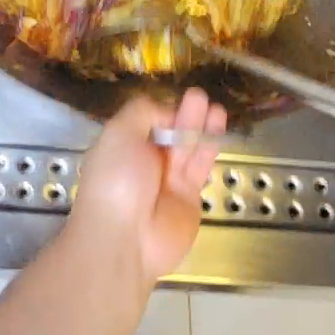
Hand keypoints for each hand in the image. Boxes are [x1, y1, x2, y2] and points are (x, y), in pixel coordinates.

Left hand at [68, 90, 225, 282]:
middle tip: (199, 96)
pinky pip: (201, 165)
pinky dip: (210, 144)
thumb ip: (143, 113)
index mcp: (122, 146)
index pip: (145, 122)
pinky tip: (218, 125)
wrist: (125, 237)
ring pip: (188, 145)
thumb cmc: (115, 179)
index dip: (162, 111)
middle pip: (169, 132)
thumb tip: (167, 114)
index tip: (175, 101)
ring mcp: (167, 179)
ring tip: (213, 106)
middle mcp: (145, 161)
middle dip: (184, 114)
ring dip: (200, 125)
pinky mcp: (190, 195)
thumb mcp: (119, 133)